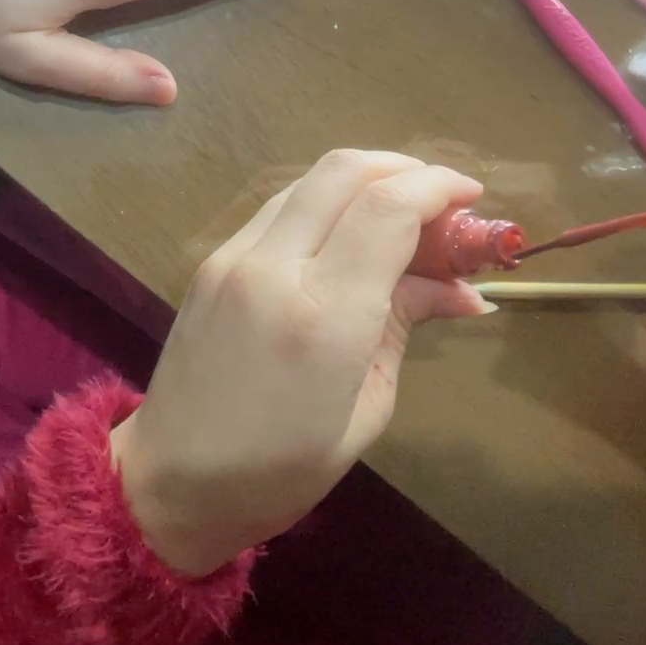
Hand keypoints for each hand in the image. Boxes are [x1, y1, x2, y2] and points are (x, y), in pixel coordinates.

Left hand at [108, 151, 492, 574]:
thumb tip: (462, 288)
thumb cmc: (280, 469)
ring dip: (361, 181)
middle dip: (404, 168)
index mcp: (322, 317)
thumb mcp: (365, 410)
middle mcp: (272, 269)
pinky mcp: (210, 262)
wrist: (172, 475)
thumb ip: (403, 327)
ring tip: (399, 218)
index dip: (438, 188)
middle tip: (441, 201)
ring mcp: (232, 258)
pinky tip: (345, 236)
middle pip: (343, 172)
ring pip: (306, 183)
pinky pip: (276, 210)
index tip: (473, 197)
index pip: (386, 210)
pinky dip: (321, 205)